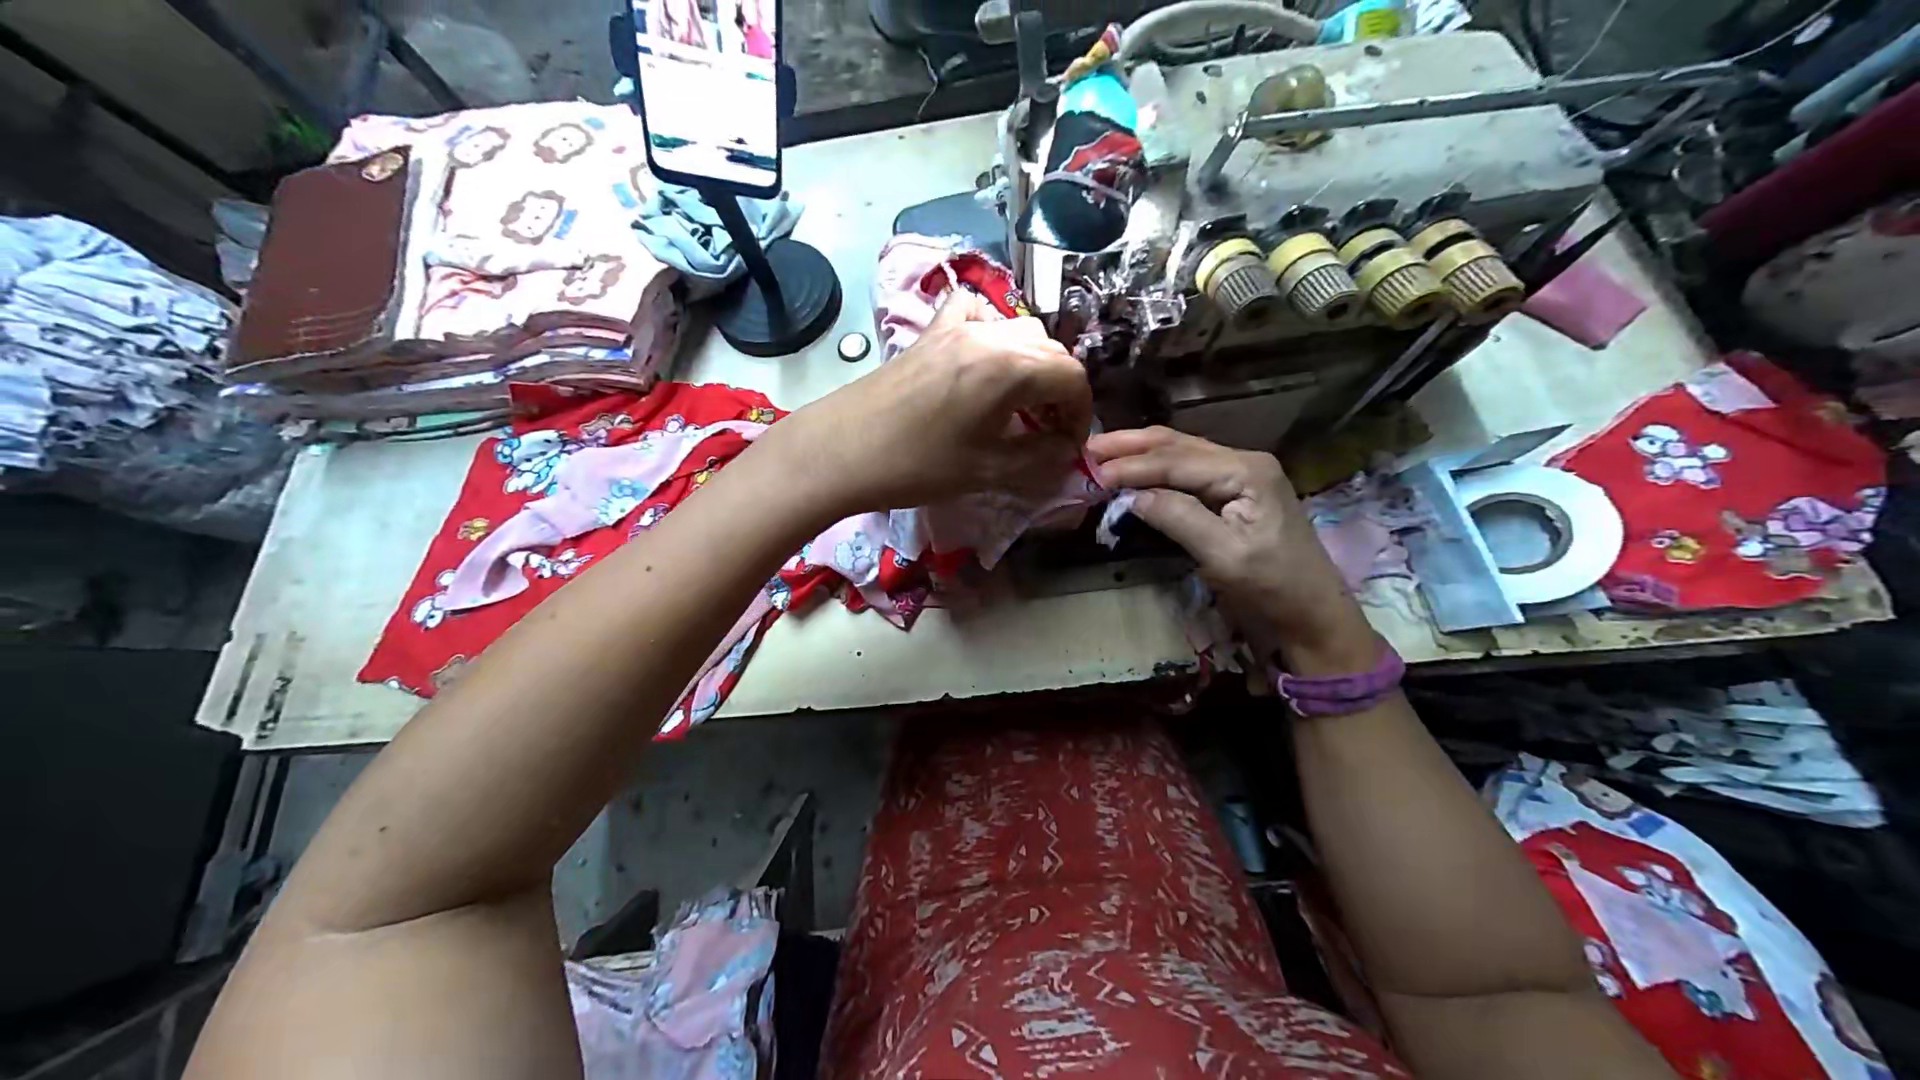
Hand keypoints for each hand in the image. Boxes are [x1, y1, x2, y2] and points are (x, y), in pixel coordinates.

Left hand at [773, 291, 1092, 516]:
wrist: (839, 452)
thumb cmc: (915, 465)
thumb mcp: (987, 470)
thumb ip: (1039, 458)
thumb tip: (1067, 451)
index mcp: (1009, 367)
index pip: (1072, 377)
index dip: (1082, 412)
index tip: (1070, 444)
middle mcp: (989, 335)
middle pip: (1050, 351)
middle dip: (1061, 391)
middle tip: (1049, 430)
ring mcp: (956, 327)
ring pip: (1018, 331)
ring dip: (1032, 365)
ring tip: (1020, 404)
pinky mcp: (930, 333)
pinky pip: (973, 315)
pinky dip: (991, 333)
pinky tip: (982, 360)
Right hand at [1088, 426, 1378, 675]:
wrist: (1312, 614)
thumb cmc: (1272, 587)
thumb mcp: (1223, 555)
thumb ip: (1178, 517)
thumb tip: (1132, 496)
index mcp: (1246, 471)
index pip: (1176, 461)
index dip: (1131, 465)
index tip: (1091, 473)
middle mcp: (1243, 462)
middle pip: (1176, 445)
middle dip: (1130, 445)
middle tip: (1087, 447)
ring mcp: (1240, 476)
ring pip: (1180, 453)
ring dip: (1140, 453)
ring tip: (1100, 452)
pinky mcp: (1234, 494)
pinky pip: (1187, 472)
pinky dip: (1155, 469)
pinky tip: (1133, 470)